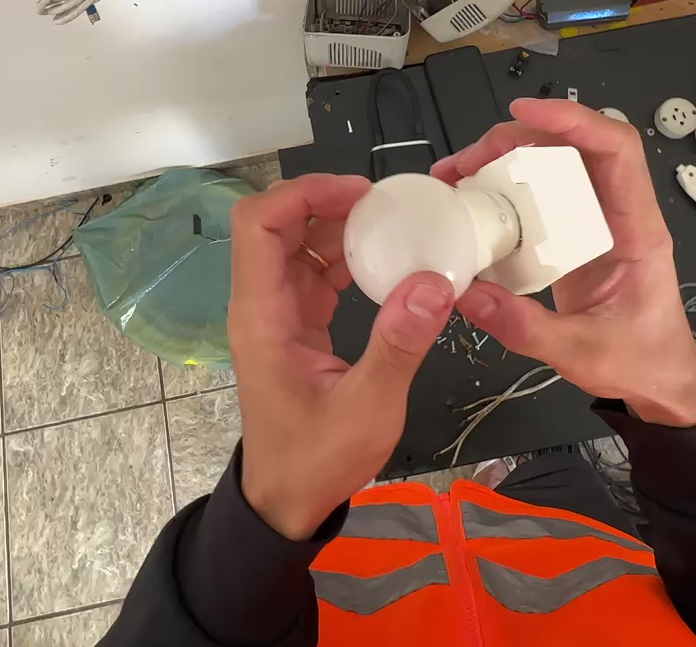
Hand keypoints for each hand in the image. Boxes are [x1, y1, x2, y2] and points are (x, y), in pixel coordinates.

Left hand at [228, 174, 455, 539]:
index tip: (358, 193)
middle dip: (325, 201)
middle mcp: (262, 302)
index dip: (302, 193)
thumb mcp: (366, 409)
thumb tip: (436, 282)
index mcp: (263, 314)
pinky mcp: (294, 322)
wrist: (286, 501)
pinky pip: (314, 271)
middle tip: (383, 202)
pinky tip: (382, 259)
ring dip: (337, 225)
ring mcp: (276, 310)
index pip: (259, 224)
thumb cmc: (316, 459)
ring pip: (297, 243)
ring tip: (390, 222)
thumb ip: (398, 345)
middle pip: (277, 224)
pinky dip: (344, 256)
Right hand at [437, 98, 695, 426]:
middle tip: (467, 160)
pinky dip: (502, 186)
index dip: (572, 119)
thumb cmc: (639, 362)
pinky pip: (538, 192)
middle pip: (575, 145)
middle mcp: (616, 212)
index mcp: (636, 228)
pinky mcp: (571, 233)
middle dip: (518, 138)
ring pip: (553, 163)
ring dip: (504, 158)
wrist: (657, 381)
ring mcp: (593, 219)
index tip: (521, 112)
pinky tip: (470, 198)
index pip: (616, 149)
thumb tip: (467, 295)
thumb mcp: (583, 353)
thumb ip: (526, 328)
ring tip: (457, 173)